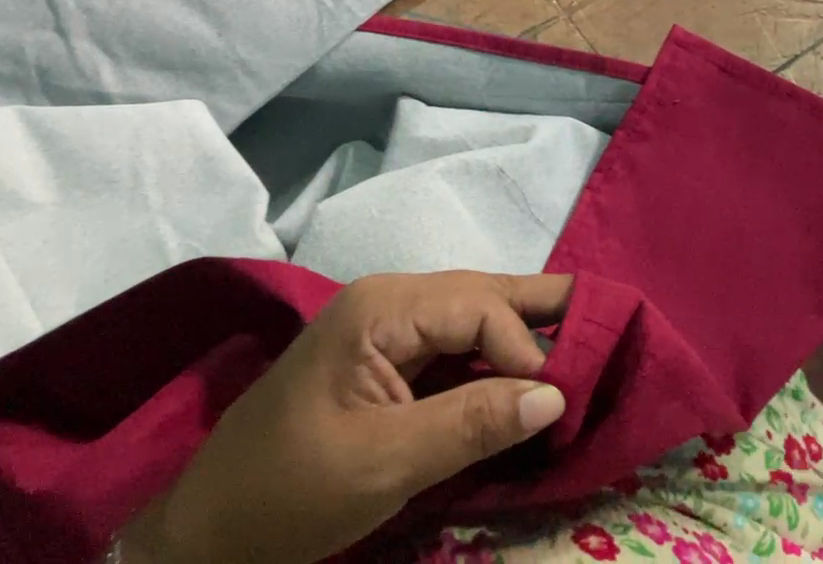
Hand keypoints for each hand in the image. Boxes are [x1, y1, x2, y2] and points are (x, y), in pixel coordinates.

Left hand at [119, 271, 571, 563]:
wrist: (211, 529)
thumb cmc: (290, 491)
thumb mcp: (385, 463)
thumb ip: (472, 422)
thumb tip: (556, 392)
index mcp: (382, 309)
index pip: (480, 307)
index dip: (528, 349)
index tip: (562, 403)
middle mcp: (389, 302)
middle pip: (482, 293)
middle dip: (544, 308)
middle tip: (611, 315)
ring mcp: (386, 330)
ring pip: (473, 317)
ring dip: (523, 335)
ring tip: (584, 342)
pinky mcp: (387, 362)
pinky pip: (455, 347)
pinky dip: (495, 361)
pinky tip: (528, 375)